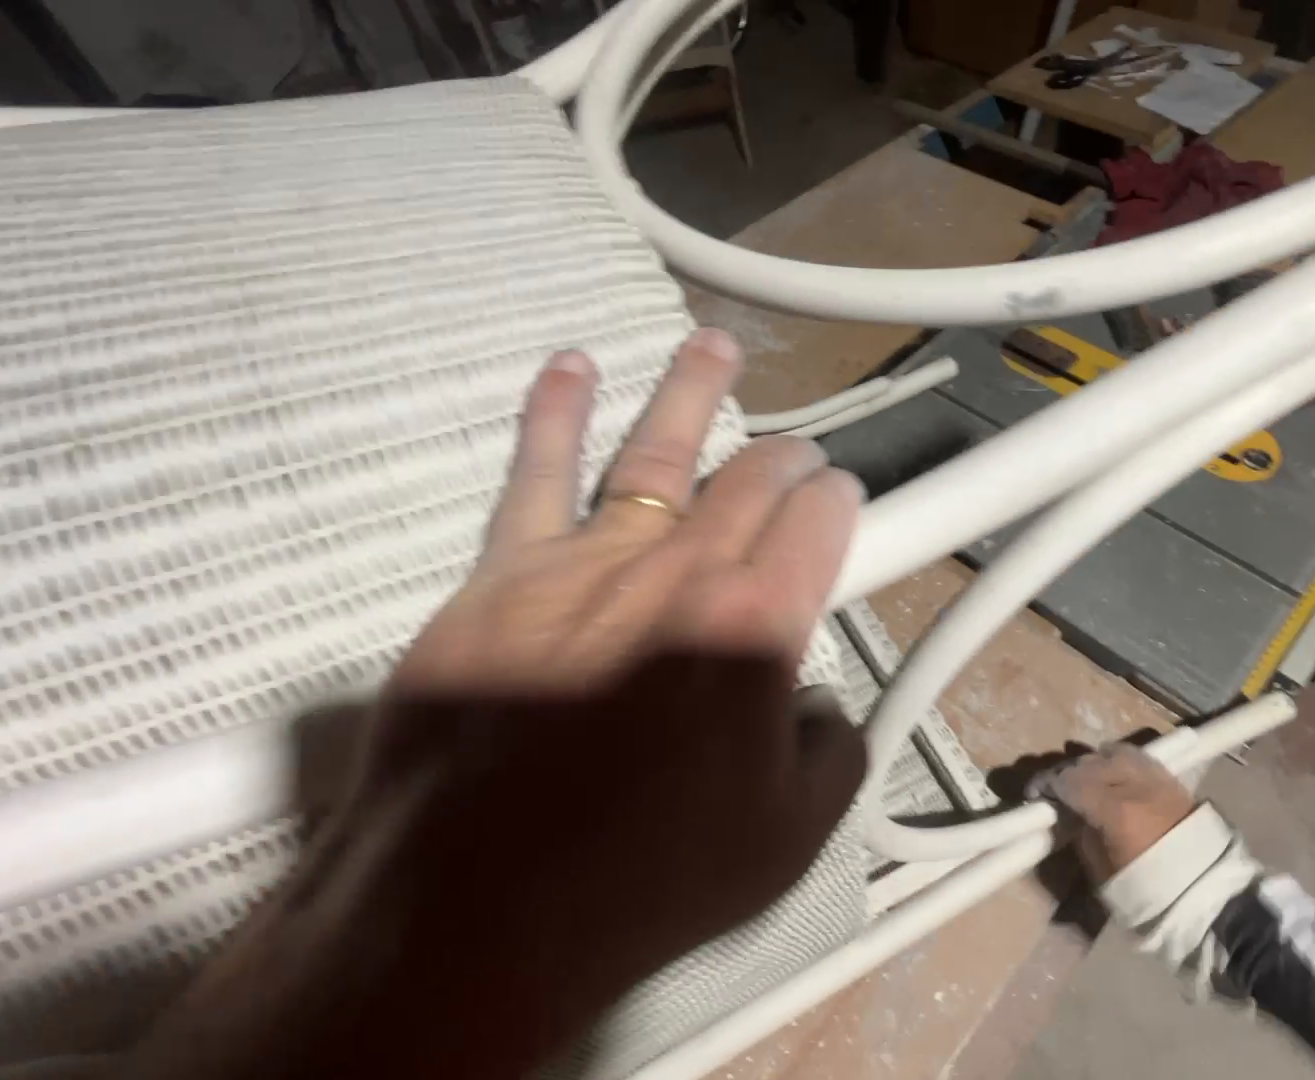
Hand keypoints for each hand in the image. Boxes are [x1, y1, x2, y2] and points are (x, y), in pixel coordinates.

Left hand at [123, 329, 868, 1079]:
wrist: (474, 906)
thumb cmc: (646, 877)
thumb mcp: (790, 837)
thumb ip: (836, 752)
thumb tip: (823, 708)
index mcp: (758, 626)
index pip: (821, 522)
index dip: (839, 501)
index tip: (840, 499)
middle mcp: (682, 570)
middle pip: (750, 478)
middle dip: (785, 458)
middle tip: (796, 458)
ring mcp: (589, 560)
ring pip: (654, 449)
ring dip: (692, 390)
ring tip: (712, 346)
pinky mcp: (504, 573)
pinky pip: (535, 474)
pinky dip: (555, 413)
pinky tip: (570, 368)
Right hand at [1029, 743, 1197, 882]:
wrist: (1210, 899)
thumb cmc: (1150, 895)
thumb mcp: (1103, 874)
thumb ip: (1083, 837)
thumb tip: (1072, 815)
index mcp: (1115, 810)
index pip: (1069, 781)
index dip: (1046, 784)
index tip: (1036, 794)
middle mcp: (1134, 784)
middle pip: (1088, 763)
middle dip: (1068, 774)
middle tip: (1059, 792)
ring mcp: (1156, 778)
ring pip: (1113, 752)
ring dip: (1094, 763)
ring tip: (1088, 780)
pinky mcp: (1172, 780)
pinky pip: (1138, 756)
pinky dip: (1120, 760)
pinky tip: (1114, 773)